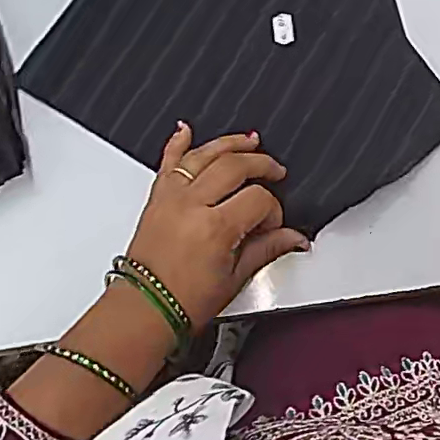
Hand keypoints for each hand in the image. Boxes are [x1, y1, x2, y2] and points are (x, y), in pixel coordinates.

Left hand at [122, 123, 308, 331]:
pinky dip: (177, 143)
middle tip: (275, 171)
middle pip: (235, 166)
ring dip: (229, 144)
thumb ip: (267, 248)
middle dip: (261, 164)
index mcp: (215, 228)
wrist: (145, 309)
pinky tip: (185, 130)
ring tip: (250, 141)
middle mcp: (191, 206)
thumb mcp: (235, 277)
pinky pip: (168, 162)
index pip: (259, 200)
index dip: (273, 210)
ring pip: (203, 155)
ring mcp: (171, 199)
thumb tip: (294, 238)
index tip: (273, 225)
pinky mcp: (157, 198)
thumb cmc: (184, 302)